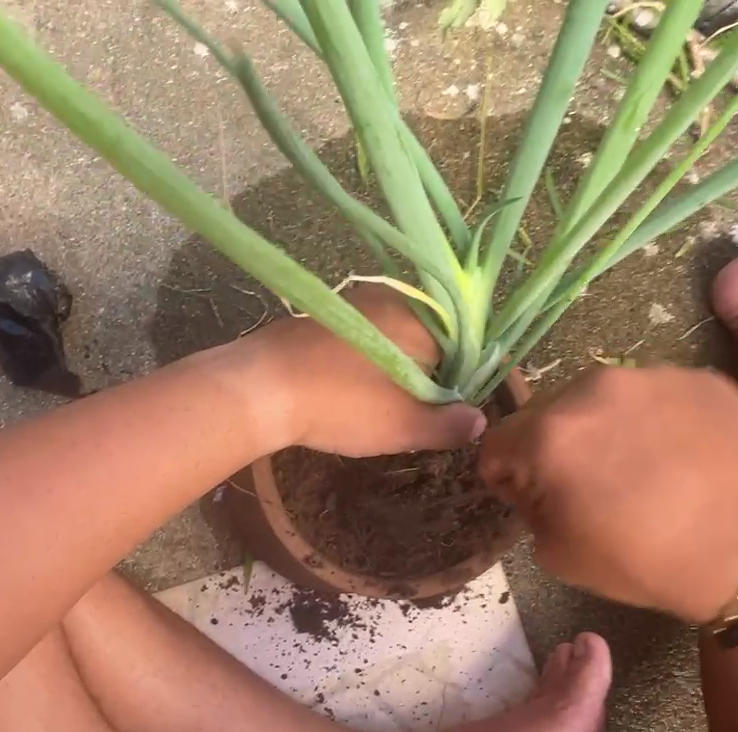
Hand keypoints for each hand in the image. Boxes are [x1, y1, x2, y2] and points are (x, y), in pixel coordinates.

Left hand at [227, 285, 485, 456]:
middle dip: (416, 381)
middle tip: (396, 420)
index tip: (433, 418)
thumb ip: (446, 424)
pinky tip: (337, 394)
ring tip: (366, 411)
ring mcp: (349, 302)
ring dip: (382, 376)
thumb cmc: (342, 404)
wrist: (260, 387)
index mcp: (421, 317)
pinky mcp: (315, 316)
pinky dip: (352, 367)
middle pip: (421, 343)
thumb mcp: (403, 427)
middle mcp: (389, 298)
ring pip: (385, 343)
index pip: (458, 351)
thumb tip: (477, 419)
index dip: (451, 388)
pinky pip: (351, 342)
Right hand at [477, 365, 737, 622]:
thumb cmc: (649, 560)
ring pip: (599, 400)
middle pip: (546, 414)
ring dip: (600, 429)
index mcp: (548, 434)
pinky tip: (677, 459)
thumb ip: (530, 509)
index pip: (497, 443)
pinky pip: (651, 396)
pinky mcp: (700, 377)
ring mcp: (650, 376)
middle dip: (550, 447)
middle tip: (581, 485)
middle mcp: (591, 390)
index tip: (527, 498)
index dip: (504, 476)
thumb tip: (536, 487)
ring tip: (636, 469)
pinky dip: (650, 422)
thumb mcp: (559, 554)